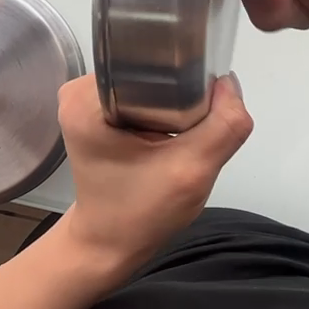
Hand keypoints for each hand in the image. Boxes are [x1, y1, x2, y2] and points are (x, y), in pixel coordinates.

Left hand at [54, 74, 252, 266]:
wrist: (108, 245)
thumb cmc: (140, 213)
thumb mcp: (191, 171)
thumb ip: (223, 126)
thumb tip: (230, 82)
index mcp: (84, 97)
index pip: (150, 63)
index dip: (186, 79)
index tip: (205, 107)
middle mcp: (78, 91)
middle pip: (149, 71)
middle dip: (181, 94)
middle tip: (196, 126)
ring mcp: (85, 102)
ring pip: (149, 84)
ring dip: (174, 105)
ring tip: (184, 132)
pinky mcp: (97, 114)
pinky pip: (142, 97)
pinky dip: (163, 113)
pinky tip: (172, 134)